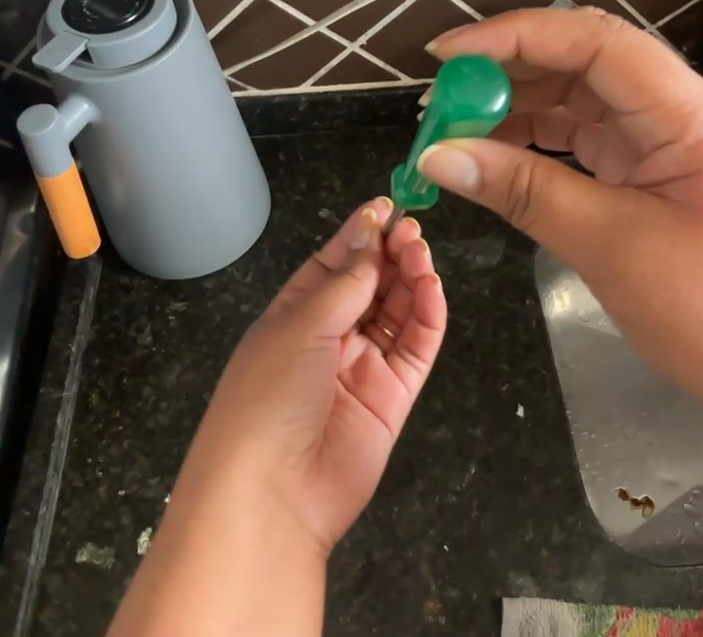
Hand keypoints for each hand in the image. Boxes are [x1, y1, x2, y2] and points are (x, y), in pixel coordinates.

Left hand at [182, 198, 444, 551]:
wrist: (271, 497)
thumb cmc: (268, 396)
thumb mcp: (299, 326)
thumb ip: (346, 280)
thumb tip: (371, 229)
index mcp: (295, 314)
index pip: (334, 263)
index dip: (361, 234)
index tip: (390, 205)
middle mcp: (331, 337)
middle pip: (371, 284)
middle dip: (391, 253)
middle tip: (413, 230)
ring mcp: (364, 367)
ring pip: (397, 311)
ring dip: (412, 278)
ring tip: (423, 253)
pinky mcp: (394, 397)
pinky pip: (417, 348)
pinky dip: (428, 317)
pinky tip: (434, 289)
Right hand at [416, 8, 702, 414]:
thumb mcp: (610, 246)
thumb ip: (524, 191)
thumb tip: (438, 155)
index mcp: (689, 113)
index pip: (596, 41)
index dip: (518, 36)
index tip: (448, 58)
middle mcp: (679, 112)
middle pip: (586, 61)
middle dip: (510, 70)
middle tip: (442, 98)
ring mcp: (665, 142)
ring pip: (581, 98)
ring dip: (518, 106)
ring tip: (456, 129)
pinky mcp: (651, 173)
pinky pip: (585, 139)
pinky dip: (537, 141)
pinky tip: (494, 154)